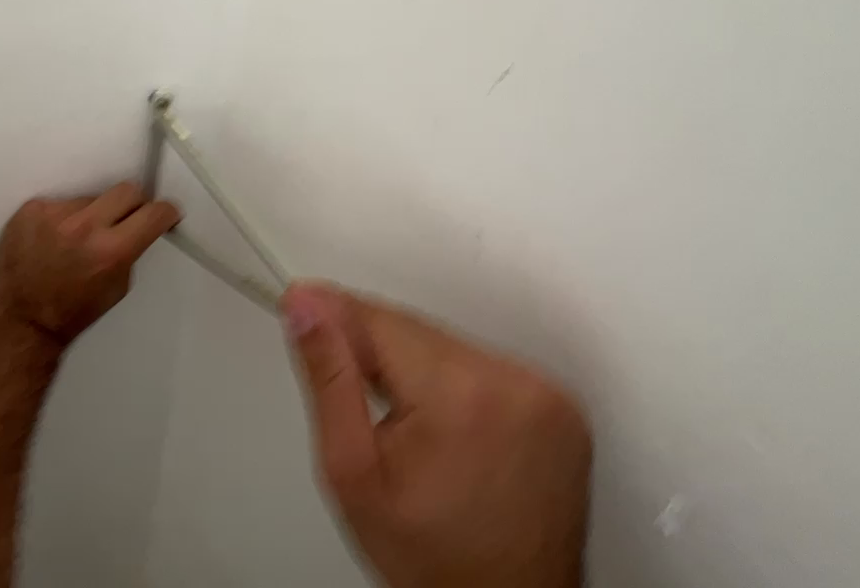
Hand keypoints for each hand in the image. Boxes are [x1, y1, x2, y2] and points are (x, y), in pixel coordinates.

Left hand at [0, 182, 180, 344]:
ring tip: (76, 240)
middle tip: (126, 219)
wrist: (23, 318)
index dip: (165, 212)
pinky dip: (62, 219)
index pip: (153, 213)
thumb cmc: (71, 311)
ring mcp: (55, 214)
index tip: (164, 213)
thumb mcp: (117, 287)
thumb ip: (129, 251)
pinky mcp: (32, 208)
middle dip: (133, 204)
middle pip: (126, 190)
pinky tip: (53, 240)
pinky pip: (60, 204)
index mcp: (111, 250)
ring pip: (89, 198)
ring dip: (91, 215)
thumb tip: (137, 227)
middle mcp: (84, 226)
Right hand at [281, 282, 592, 587]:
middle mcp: (513, 385)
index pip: (378, 318)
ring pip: (443, 343)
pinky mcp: (559, 405)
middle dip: (374, 351)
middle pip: (411, 329)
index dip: (333, 312)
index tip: (299, 302)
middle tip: (358, 403)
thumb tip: (308, 309)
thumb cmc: (433, 557)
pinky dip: (452, 381)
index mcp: (460, 397)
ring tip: (405, 427)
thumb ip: (327, 377)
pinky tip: (443, 428)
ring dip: (413, 365)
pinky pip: (481, 364)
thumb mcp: (351, 469)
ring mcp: (545, 395)